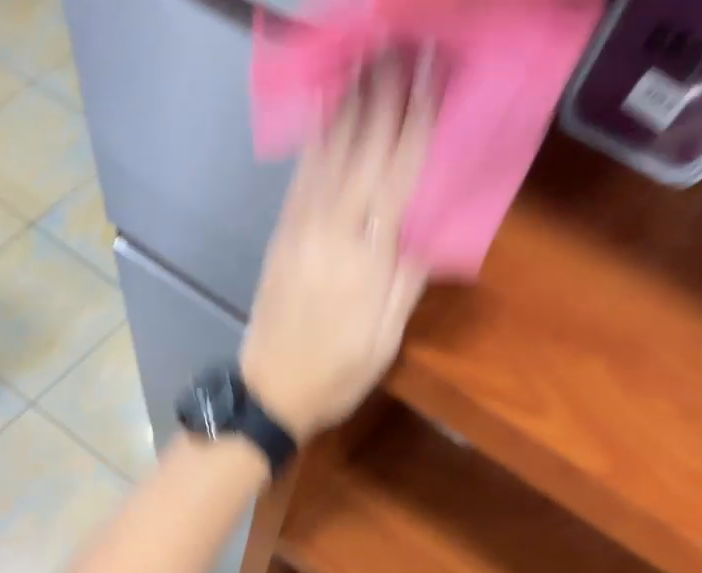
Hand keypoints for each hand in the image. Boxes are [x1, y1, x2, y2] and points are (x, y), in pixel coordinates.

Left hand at [240, 59, 434, 442]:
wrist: (268, 394)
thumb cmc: (336, 375)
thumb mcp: (384, 339)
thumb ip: (407, 280)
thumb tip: (432, 223)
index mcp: (366, 260)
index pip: (398, 176)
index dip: (416, 123)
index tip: (433, 76)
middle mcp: (331, 233)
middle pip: (363, 152)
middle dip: (386, 96)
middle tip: (404, 49)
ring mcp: (300, 231)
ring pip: (329, 156)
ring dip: (351, 106)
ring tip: (370, 63)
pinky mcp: (281, 236)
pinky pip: (300, 178)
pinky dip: (316, 140)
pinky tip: (327, 113)